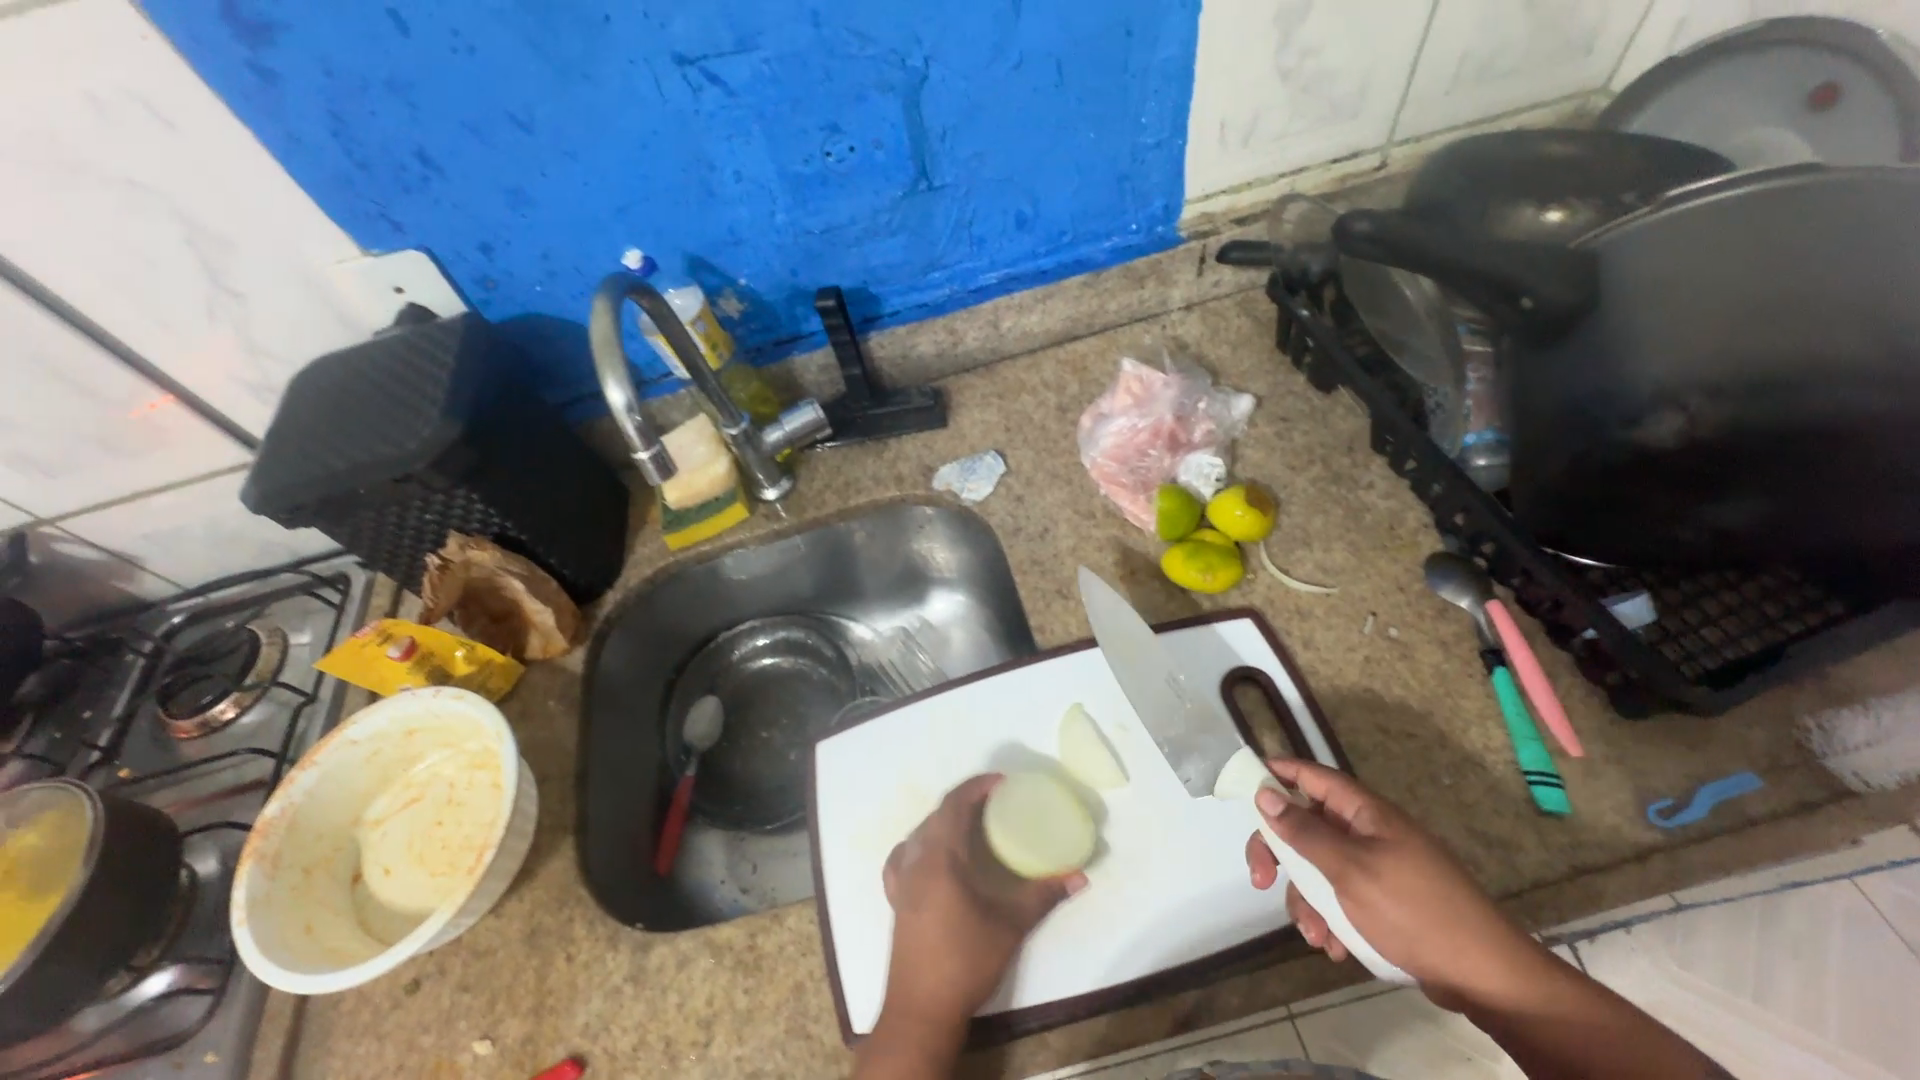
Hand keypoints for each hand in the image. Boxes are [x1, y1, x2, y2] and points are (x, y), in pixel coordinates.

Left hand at [880, 774, 1087, 1027]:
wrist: (922, 1008)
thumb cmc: (966, 960)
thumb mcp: (1011, 925)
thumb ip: (1044, 895)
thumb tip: (1079, 876)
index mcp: (941, 858)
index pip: (954, 804)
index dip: (976, 786)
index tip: (1002, 782)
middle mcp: (916, 861)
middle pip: (937, 815)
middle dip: (965, 802)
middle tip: (996, 803)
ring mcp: (901, 881)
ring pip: (920, 834)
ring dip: (945, 822)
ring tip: (972, 826)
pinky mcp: (896, 900)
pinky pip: (904, 858)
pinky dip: (921, 845)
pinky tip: (932, 856)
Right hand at [1243, 758, 1548, 1009]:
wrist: (1482, 975)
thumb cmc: (1414, 911)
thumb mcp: (1350, 870)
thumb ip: (1304, 832)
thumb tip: (1265, 793)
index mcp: (1366, 814)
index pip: (1314, 777)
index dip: (1278, 773)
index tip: (1243, 785)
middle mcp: (1369, 833)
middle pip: (1306, 827)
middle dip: (1280, 854)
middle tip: (1259, 878)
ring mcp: (1377, 867)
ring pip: (1318, 869)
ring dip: (1306, 901)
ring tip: (1316, 936)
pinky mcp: (1382, 901)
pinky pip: (1339, 899)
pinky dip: (1329, 920)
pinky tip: (1335, 948)